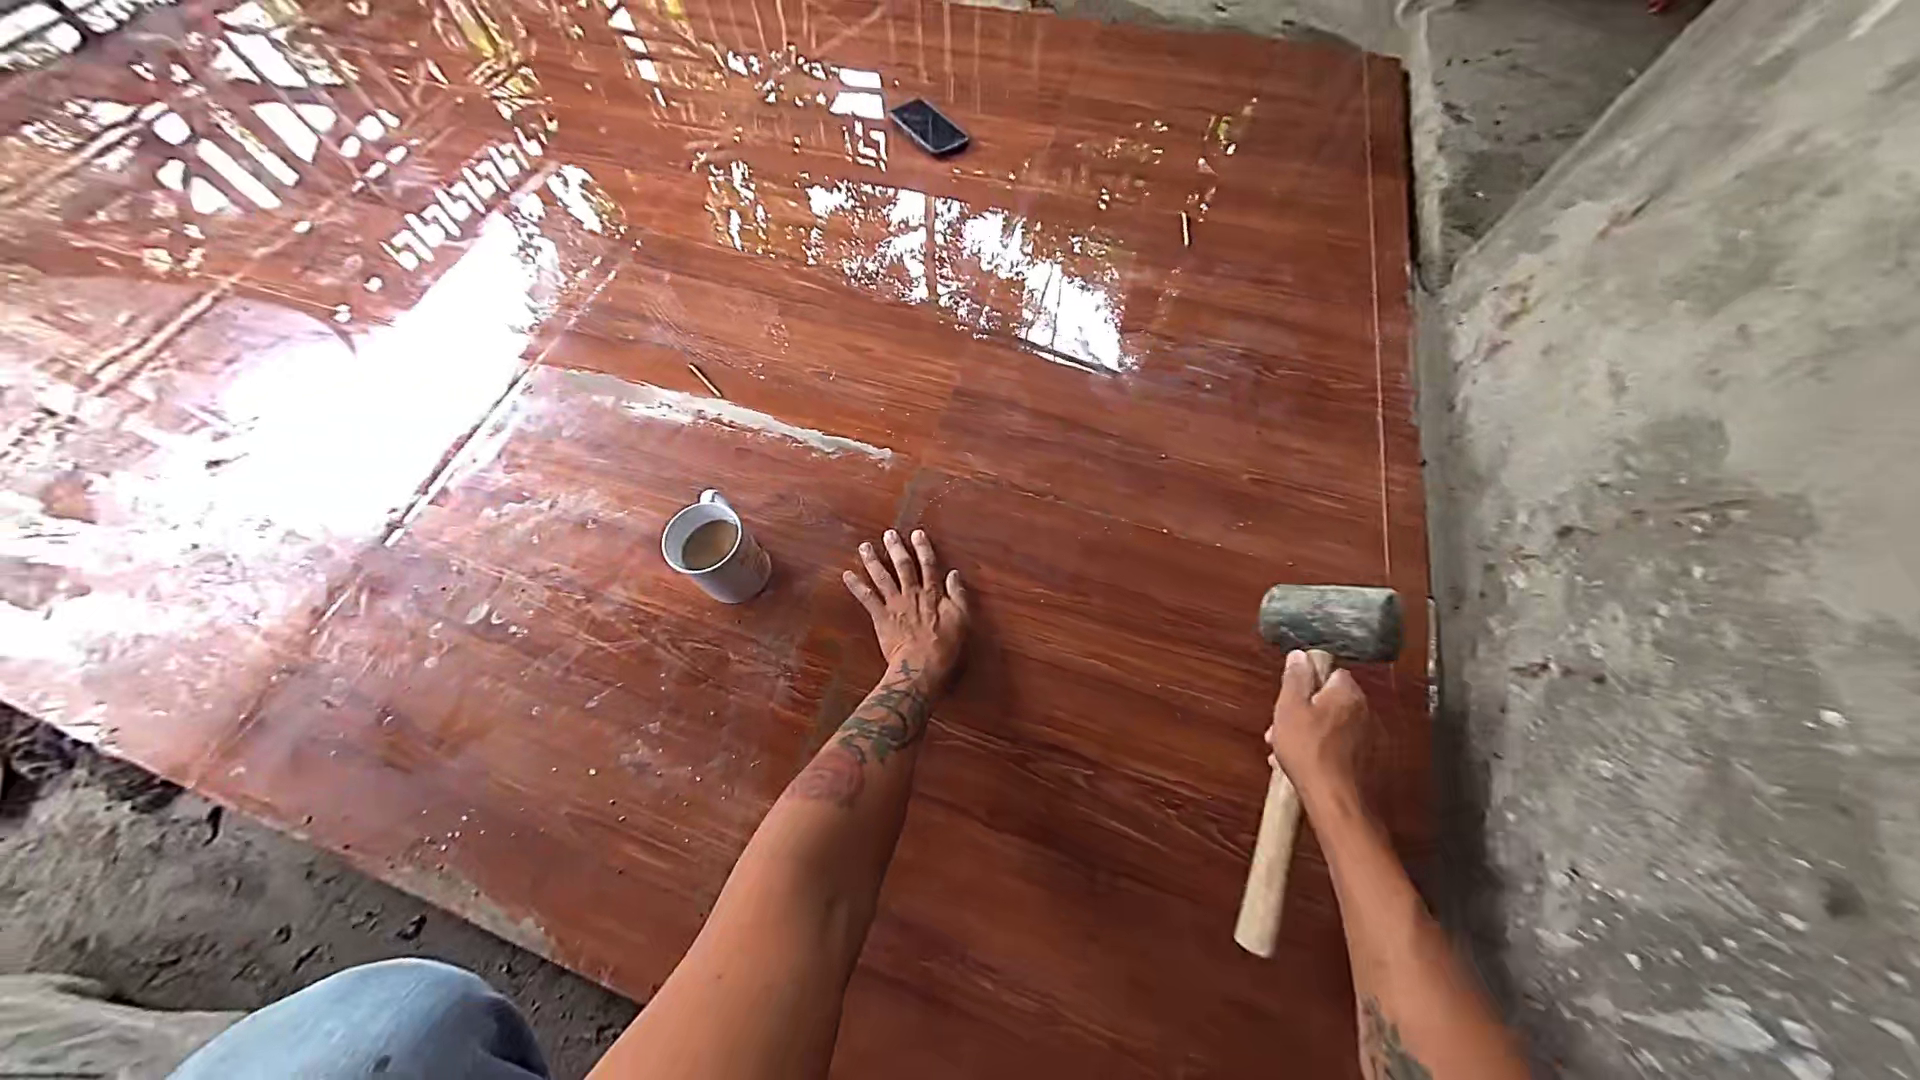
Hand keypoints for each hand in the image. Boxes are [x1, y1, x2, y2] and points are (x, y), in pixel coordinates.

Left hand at [843, 528, 969, 691]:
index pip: (928, 565)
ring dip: (873, 560)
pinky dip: (856, 585)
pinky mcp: (880, 617)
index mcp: (932, 593)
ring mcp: (894, 604)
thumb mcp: (962, 619)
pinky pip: (866, 598)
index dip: (923, 548)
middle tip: (888, 534)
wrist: (922, 665)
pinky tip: (847, 574)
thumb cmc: (945, 646)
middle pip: (903, 566)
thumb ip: (957, 594)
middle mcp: (912, 593)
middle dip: (896, 548)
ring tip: (864, 547)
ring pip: (882, 577)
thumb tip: (954, 574)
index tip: (917, 534)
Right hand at [1265, 649, 1371, 805]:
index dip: (1305, 682)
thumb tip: (1299, 657)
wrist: (1334, 798)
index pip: (1329, 672)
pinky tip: (1302, 762)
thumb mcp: (1289, 707)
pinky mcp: (1365, 760)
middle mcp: (1364, 711)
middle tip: (1283, 724)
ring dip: (1308, 731)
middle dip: (1303, 710)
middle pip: (1328, 699)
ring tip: (1287, 748)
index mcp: (1347, 693)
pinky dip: (1320, 749)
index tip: (1290, 694)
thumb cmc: (1310, 752)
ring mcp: (1368, 737)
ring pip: (1331, 724)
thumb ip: (1295, 678)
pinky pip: (1338, 745)